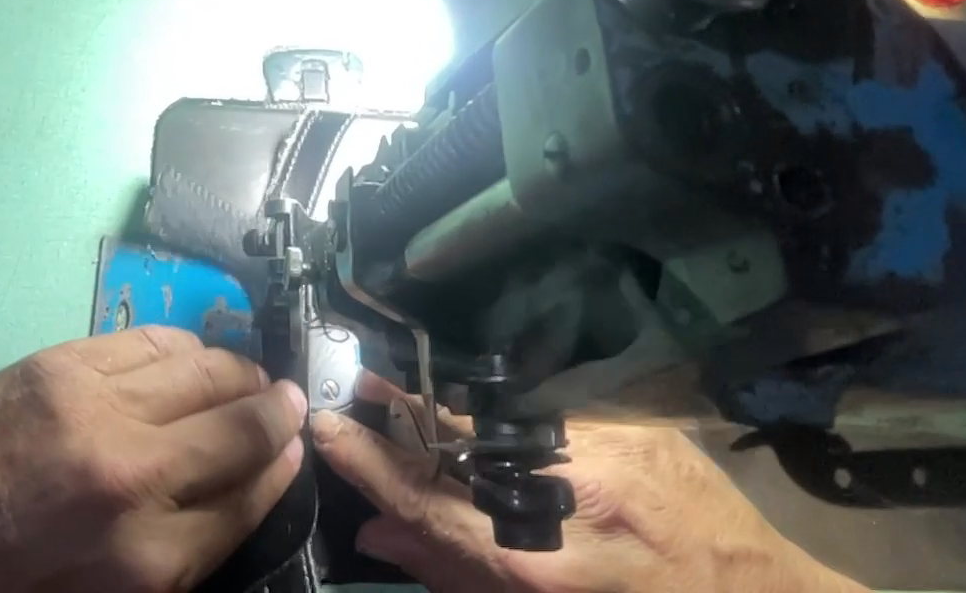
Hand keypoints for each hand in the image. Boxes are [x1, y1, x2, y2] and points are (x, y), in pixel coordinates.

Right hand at [311, 377, 864, 592]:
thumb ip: (458, 574)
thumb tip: (380, 537)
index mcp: (551, 563)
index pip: (434, 503)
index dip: (373, 466)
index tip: (327, 428)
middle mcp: (577, 493)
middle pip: (460, 446)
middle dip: (401, 416)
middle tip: (360, 391)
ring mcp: (612, 450)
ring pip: (501, 420)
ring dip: (446, 410)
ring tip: (401, 391)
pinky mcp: (638, 426)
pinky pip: (550, 415)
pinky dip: (507, 419)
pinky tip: (486, 413)